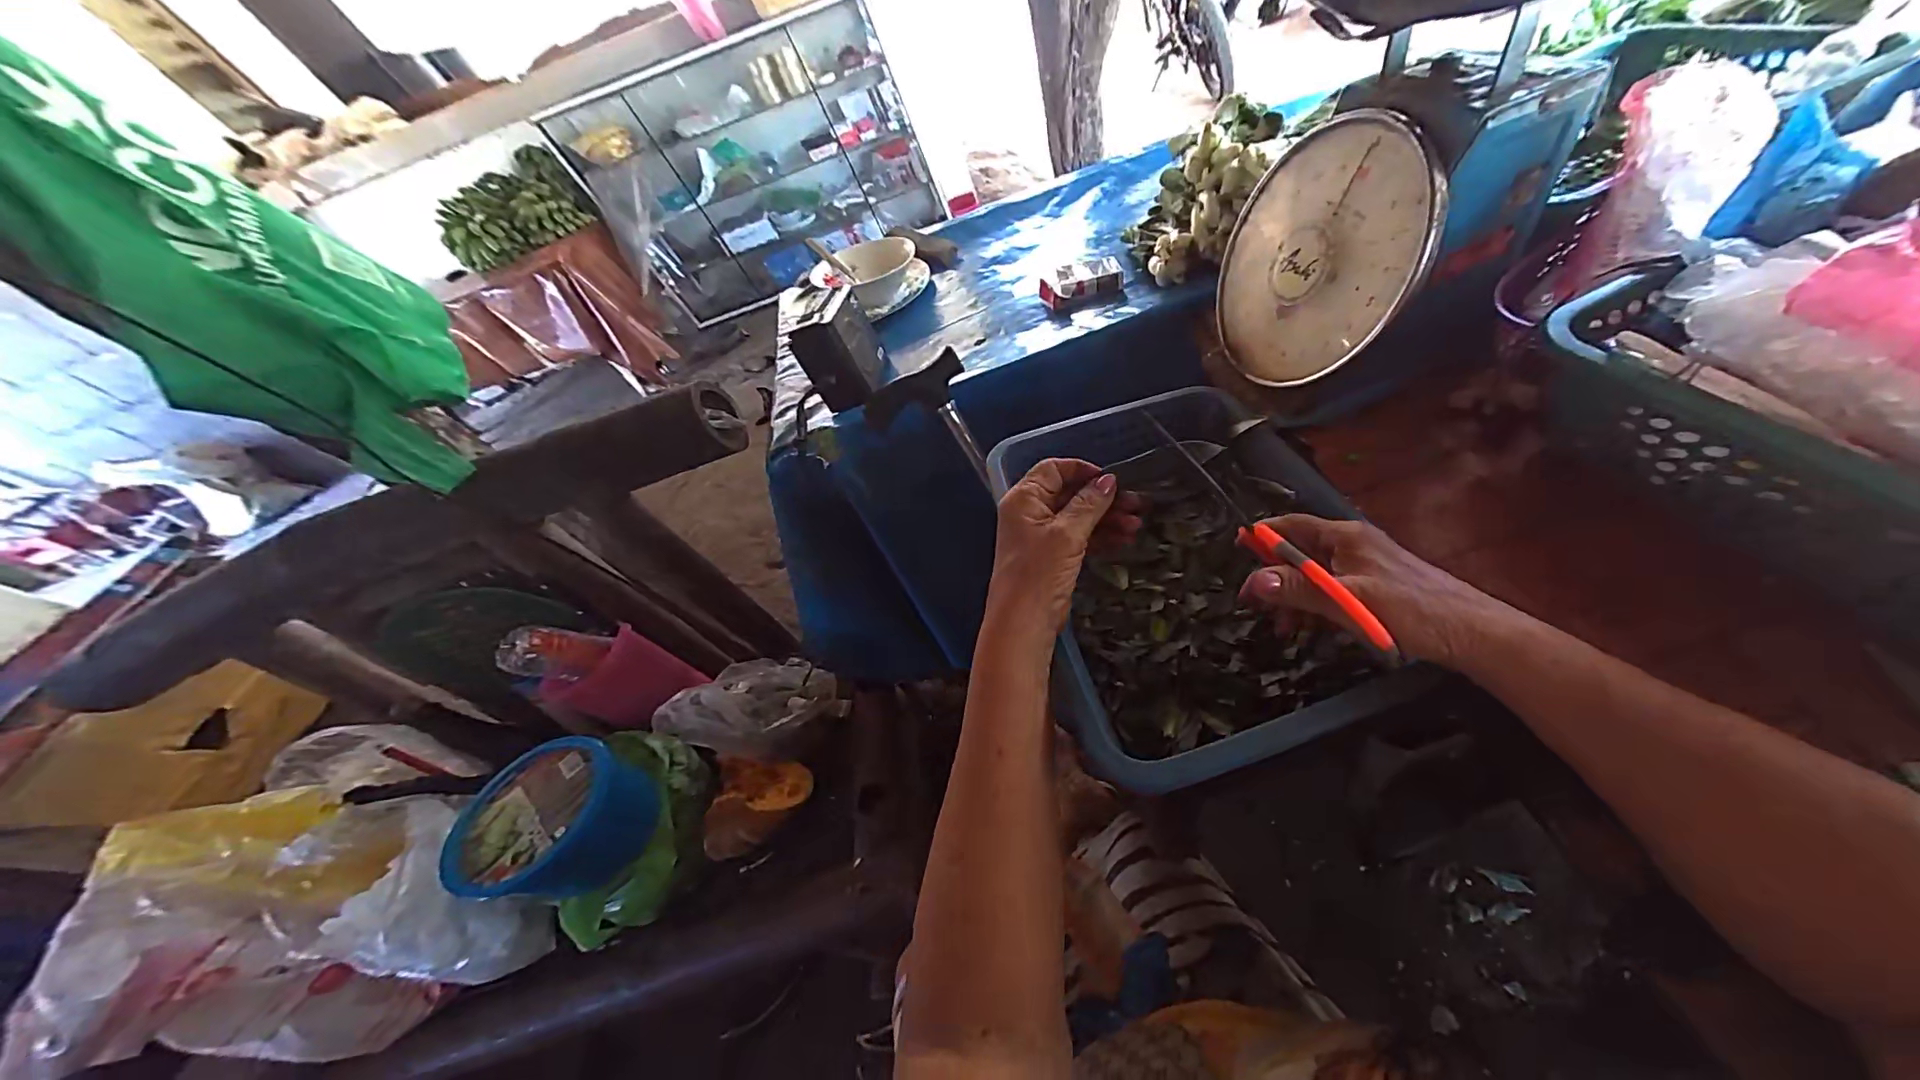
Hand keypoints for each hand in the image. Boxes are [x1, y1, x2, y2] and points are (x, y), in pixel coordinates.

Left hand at [986, 459, 1142, 634]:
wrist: (1023, 621)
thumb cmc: (1038, 573)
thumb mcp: (1067, 534)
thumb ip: (1089, 504)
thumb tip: (1108, 481)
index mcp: (1024, 499)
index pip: (1053, 469)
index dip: (1082, 470)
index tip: (1110, 479)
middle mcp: (1029, 513)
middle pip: (1070, 494)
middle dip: (1103, 498)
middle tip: (1136, 505)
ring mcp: (1040, 536)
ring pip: (1078, 517)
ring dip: (1107, 519)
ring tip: (1136, 526)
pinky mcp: (1052, 557)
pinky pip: (1079, 538)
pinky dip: (1100, 537)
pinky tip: (1124, 540)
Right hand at [1237, 514, 1511, 665]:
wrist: (1474, 635)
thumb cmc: (1416, 611)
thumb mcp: (1350, 600)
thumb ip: (1300, 590)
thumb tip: (1254, 582)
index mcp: (1344, 537)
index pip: (1289, 526)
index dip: (1260, 537)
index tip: (1236, 553)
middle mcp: (1351, 546)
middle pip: (1297, 554)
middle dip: (1275, 579)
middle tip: (1259, 605)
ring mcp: (1363, 567)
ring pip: (1313, 577)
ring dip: (1294, 599)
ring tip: (1287, 627)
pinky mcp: (1372, 588)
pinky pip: (1331, 592)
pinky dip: (1315, 608)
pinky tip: (1313, 628)